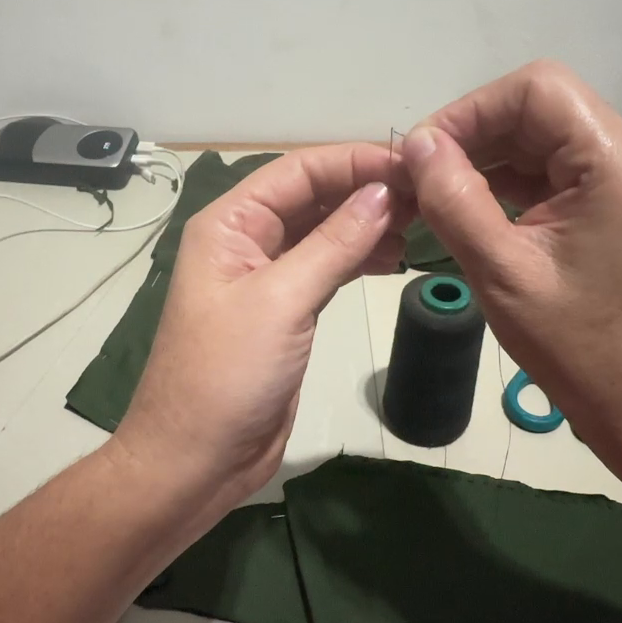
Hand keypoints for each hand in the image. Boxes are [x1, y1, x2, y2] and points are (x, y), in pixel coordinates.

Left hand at [117, 144, 409, 502]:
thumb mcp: (281, 300)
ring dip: (366, 224)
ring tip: (417, 227)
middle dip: (364, 191)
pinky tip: (391, 257)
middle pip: (311, 197)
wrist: (195, 459)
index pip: (297, 172)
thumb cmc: (226, 374)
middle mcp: (245, 241)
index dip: (353, 162)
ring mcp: (265, 278)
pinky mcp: (285, 311)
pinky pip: (326, 268)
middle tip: (426, 197)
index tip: (412, 166)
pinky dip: (357, 258)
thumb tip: (383, 192)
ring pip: (322, 232)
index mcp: (228, 224)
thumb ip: (333, 243)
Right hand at [400, 61, 621, 454]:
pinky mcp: (620, 196)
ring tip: (439, 189)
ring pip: (544, 132)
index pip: (537, 90)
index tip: (425, 153)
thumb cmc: (571, 343)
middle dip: (475, 132)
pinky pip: (556, 163)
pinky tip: (473, 202)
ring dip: (488, 154)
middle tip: (424, 174)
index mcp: (619, 163)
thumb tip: (416, 143)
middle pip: (541, 106)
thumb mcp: (500, 270)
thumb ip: (454, 199)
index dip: (471, 110)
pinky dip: (510, 175)